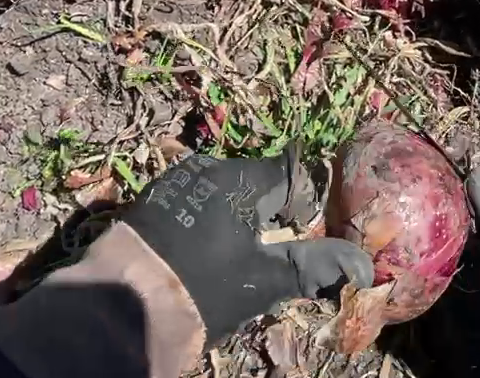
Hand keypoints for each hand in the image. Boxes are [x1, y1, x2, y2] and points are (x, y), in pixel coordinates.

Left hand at [126, 148, 374, 340]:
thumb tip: (364, 267)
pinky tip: (198, 252)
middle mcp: (210, 166)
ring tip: (229, 254)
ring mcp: (176, 180)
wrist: (115, 314)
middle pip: (256, 180)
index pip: (291, 173)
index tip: (297, 232)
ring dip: (234, 213)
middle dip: (266, 210)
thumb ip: (316, 265)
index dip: (300, 203)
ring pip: (223, 189)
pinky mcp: (150, 199)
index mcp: (243, 178)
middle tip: (265, 249)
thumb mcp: (264, 281)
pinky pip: (193, 198)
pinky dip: (204, 218)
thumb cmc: (202, 292)